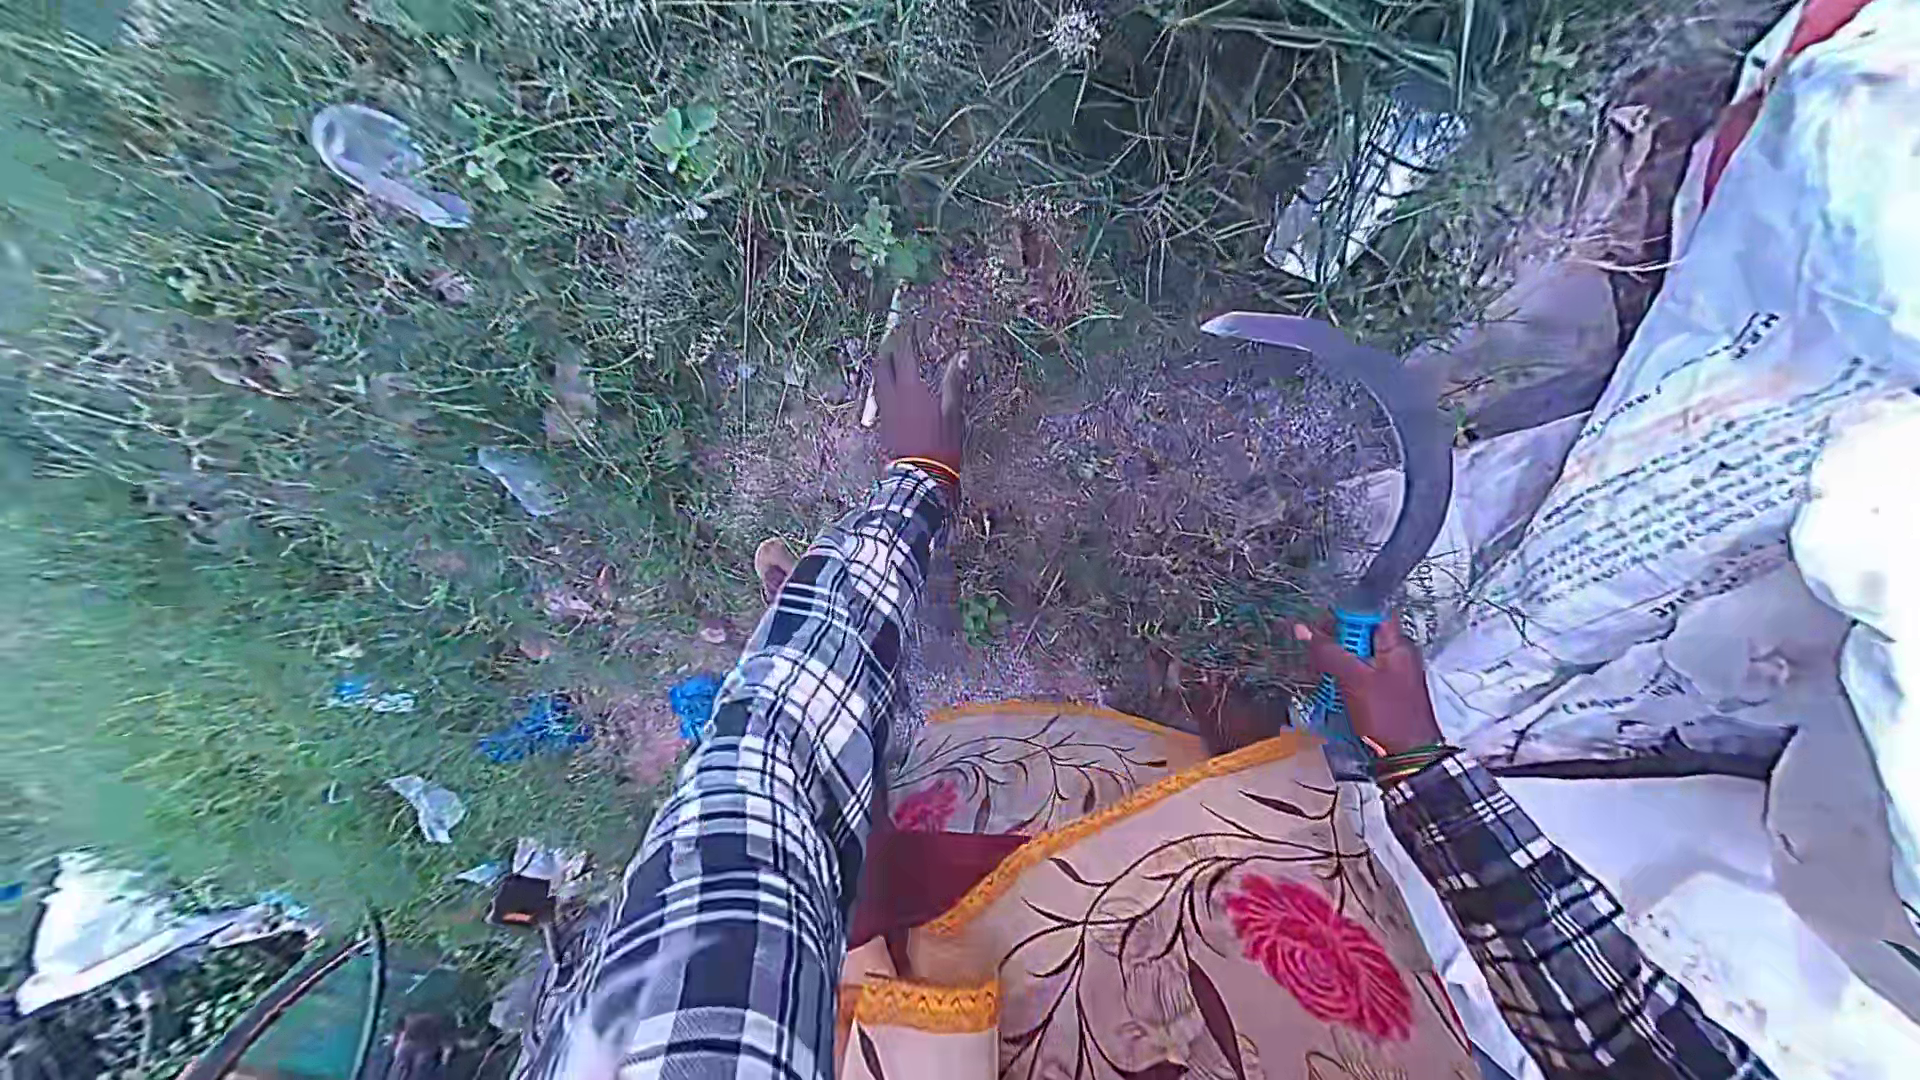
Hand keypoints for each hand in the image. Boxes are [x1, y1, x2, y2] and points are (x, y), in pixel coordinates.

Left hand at [873, 312, 965, 471]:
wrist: (920, 475)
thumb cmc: (940, 444)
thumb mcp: (952, 411)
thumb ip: (953, 381)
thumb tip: (962, 355)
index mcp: (911, 388)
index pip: (904, 354)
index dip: (905, 338)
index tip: (908, 327)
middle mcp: (893, 395)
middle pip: (882, 365)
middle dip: (887, 352)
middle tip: (895, 343)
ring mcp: (885, 410)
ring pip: (878, 381)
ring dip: (883, 369)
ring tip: (891, 364)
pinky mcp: (883, 423)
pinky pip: (880, 398)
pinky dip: (884, 388)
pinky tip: (892, 391)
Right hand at [1293, 616, 1441, 753]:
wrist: (1407, 756)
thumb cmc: (1386, 714)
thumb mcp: (1354, 679)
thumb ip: (1328, 651)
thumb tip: (1301, 629)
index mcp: (1396, 645)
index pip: (1372, 613)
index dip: (1346, 612)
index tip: (1321, 622)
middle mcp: (1393, 654)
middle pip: (1359, 632)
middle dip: (1334, 636)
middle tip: (1313, 646)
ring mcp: (1387, 672)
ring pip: (1354, 651)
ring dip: (1333, 655)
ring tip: (1316, 665)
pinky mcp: (1378, 688)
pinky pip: (1355, 669)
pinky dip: (1339, 671)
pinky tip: (1326, 680)